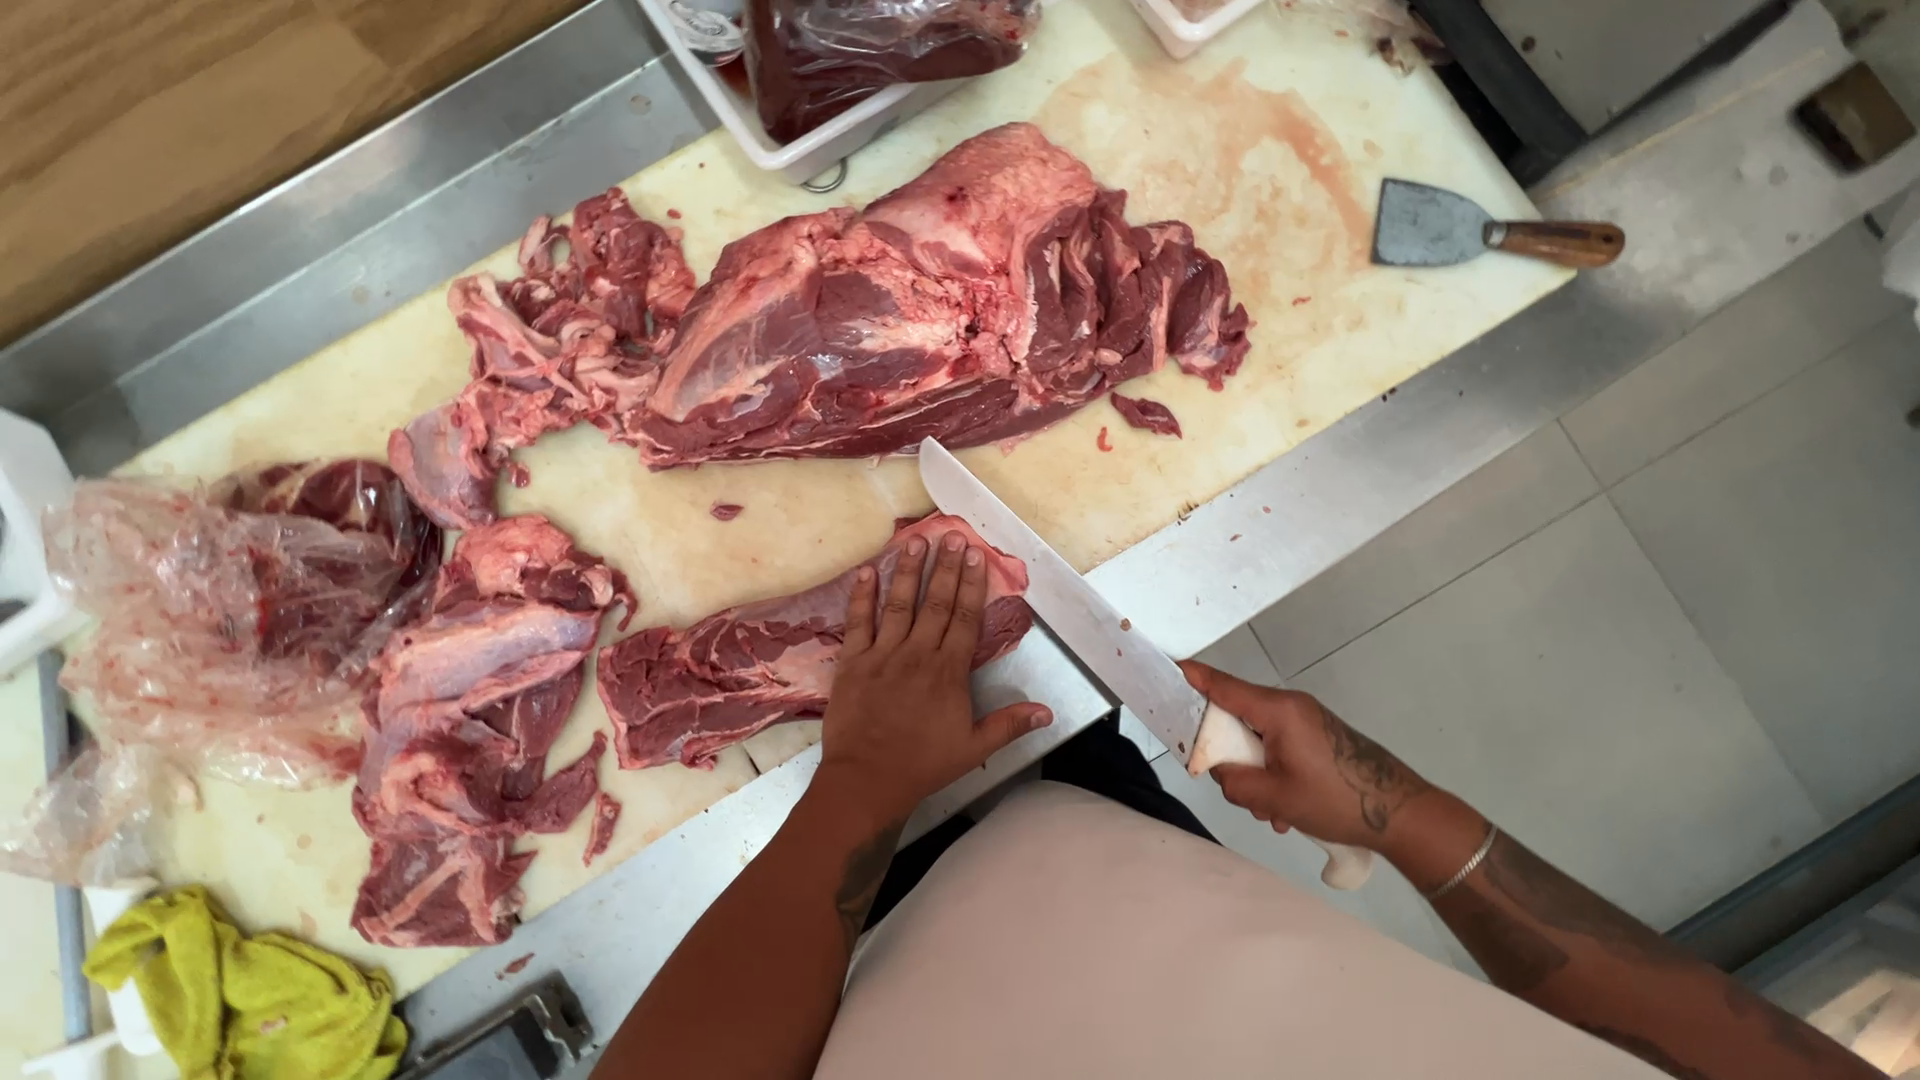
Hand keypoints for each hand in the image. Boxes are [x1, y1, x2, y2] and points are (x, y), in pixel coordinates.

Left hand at [816, 530, 1051, 827]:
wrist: (867, 779)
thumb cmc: (923, 764)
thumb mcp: (973, 747)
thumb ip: (1010, 724)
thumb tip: (1048, 712)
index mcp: (948, 671)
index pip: (964, 618)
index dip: (971, 584)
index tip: (976, 556)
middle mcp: (918, 654)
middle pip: (936, 603)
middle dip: (945, 567)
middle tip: (952, 536)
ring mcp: (883, 655)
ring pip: (899, 605)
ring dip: (909, 571)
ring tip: (916, 540)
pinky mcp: (853, 662)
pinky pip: (859, 623)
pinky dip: (862, 596)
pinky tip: (868, 570)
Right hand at [1180, 661, 1434, 850]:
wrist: (1405, 815)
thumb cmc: (1337, 801)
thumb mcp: (1274, 798)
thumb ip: (1233, 781)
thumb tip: (1222, 771)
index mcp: (1278, 711)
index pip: (1223, 686)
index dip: (1193, 678)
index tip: (1167, 668)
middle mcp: (1290, 707)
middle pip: (1238, 719)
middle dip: (1231, 756)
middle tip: (1237, 790)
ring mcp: (1306, 720)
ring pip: (1258, 740)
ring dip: (1256, 774)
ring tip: (1273, 813)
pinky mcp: (1318, 736)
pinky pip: (1279, 747)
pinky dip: (1274, 775)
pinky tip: (1287, 811)